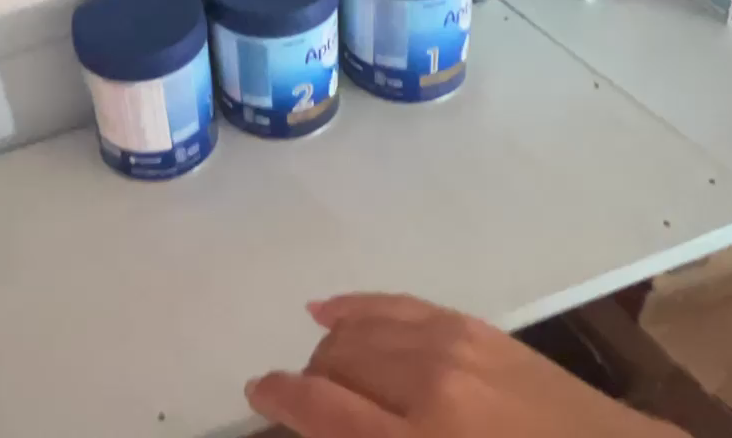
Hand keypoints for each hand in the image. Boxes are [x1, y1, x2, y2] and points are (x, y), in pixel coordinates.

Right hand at [245, 294, 686, 437]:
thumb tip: (325, 427)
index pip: (319, 407)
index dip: (277, 399)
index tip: (257, 396)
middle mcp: (426, 383)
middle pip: (335, 362)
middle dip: (308, 382)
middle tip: (305, 409)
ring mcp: (451, 345)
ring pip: (358, 329)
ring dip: (330, 349)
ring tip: (322, 370)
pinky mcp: (474, 327)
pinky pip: (395, 304)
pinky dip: (354, 307)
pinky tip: (327, 310)